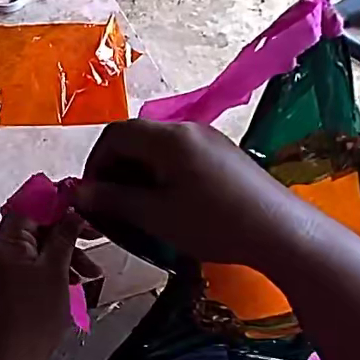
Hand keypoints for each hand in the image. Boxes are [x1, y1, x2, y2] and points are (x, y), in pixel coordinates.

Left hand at [0, 210, 82, 359]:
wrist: (14, 356)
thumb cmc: (34, 315)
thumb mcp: (56, 270)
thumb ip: (65, 236)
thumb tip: (74, 211)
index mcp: (5, 242)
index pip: (30, 206)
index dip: (57, 201)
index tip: (82, 203)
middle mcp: (1, 250)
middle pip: (37, 225)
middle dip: (68, 231)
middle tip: (95, 235)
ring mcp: (5, 266)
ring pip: (41, 246)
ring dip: (68, 253)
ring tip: (92, 272)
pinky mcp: (12, 281)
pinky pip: (36, 263)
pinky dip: (57, 267)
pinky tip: (78, 281)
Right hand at [72, 119, 321, 268]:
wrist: (280, 231)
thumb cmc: (213, 223)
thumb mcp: (156, 215)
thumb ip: (114, 200)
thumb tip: (79, 192)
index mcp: (168, 137)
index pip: (114, 134)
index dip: (95, 163)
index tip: (91, 196)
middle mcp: (187, 128)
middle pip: (136, 137)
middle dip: (116, 169)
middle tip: (112, 206)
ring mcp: (209, 139)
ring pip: (158, 148)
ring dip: (138, 174)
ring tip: (139, 210)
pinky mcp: (223, 154)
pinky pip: (180, 156)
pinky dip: (162, 175)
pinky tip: (169, 205)